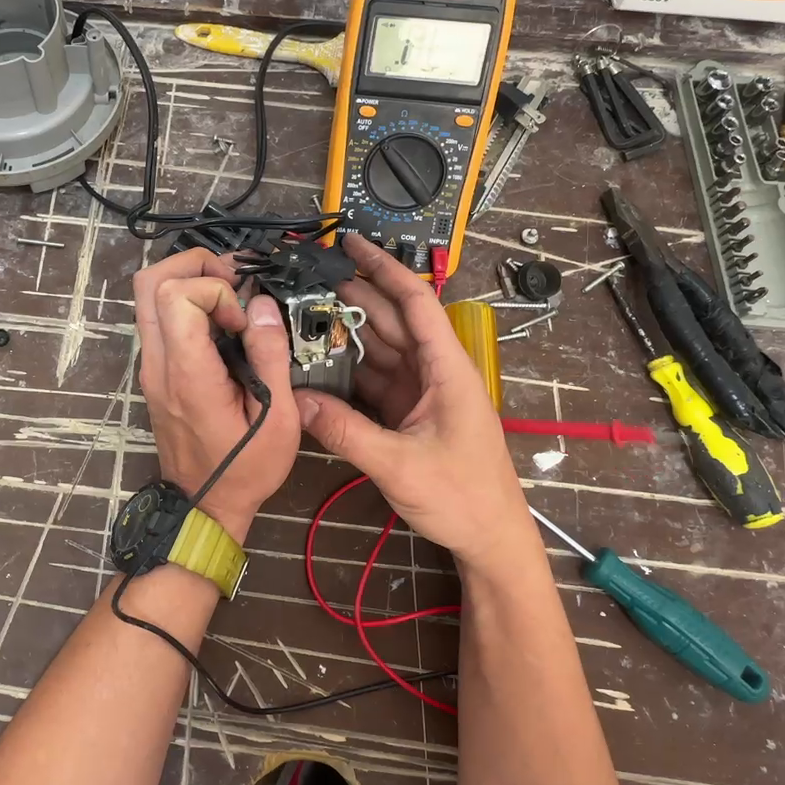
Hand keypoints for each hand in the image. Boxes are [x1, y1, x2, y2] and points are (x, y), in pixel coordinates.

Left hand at [133, 249, 300, 540]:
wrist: (204, 505)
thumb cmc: (245, 468)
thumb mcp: (278, 419)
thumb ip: (270, 356)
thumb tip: (262, 306)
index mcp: (187, 373)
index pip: (176, 294)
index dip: (214, 290)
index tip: (243, 319)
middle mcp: (158, 362)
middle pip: (149, 282)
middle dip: (194, 266)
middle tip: (233, 284)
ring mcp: (150, 366)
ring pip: (148, 296)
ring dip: (189, 281)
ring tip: (230, 299)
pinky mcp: (155, 371)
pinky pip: (158, 317)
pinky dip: (186, 303)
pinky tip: (222, 323)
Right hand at [294, 234, 530, 570]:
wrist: (491, 541)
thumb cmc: (462, 497)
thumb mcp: (400, 465)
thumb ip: (345, 432)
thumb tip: (294, 402)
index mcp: (446, 368)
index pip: (415, 302)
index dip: (384, 268)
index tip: (351, 243)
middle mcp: (433, 371)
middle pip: (390, 321)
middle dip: (353, 296)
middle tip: (307, 278)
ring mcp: (420, 393)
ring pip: (378, 350)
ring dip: (345, 334)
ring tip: (302, 315)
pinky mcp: (408, 414)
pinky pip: (372, 381)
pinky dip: (346, 372)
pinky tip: (316, 364)